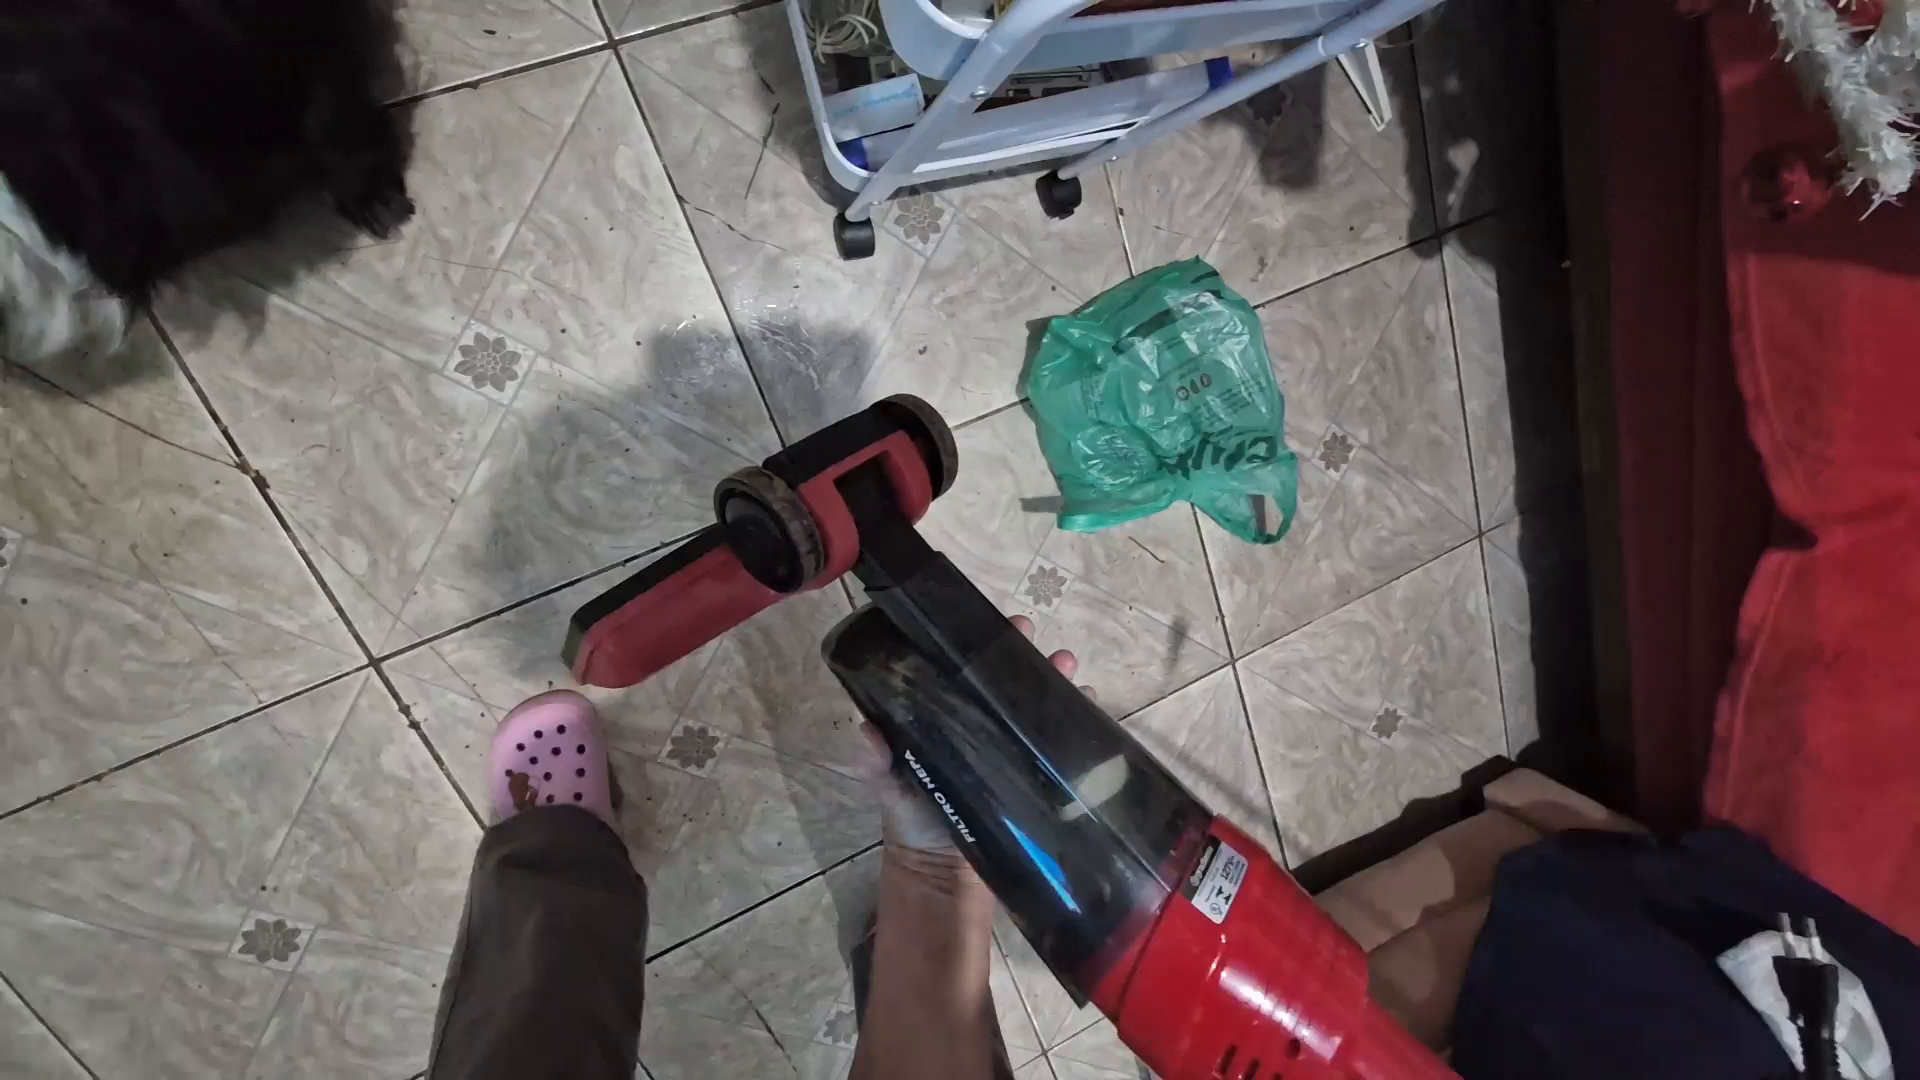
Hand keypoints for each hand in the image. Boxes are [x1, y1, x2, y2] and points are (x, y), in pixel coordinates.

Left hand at [855, 615, 1090, 859]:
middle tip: (1028, 632)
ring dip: (1055, 675)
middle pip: (1006, 677)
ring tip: (1066, 663)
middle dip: (1021, 650)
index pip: (965, 670)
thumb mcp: (890, 787)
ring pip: (1038, 700)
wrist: (943, 876)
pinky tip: (1088, 701)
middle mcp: (983, 723)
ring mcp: (1013, 746)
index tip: (990, 623)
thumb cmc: (913, 821)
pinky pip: (1060, 739)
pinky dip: (1078, 716)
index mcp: (949, 717)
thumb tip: (867, 730)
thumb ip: (876, 763)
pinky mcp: (1037, 772)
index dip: (978, 644)